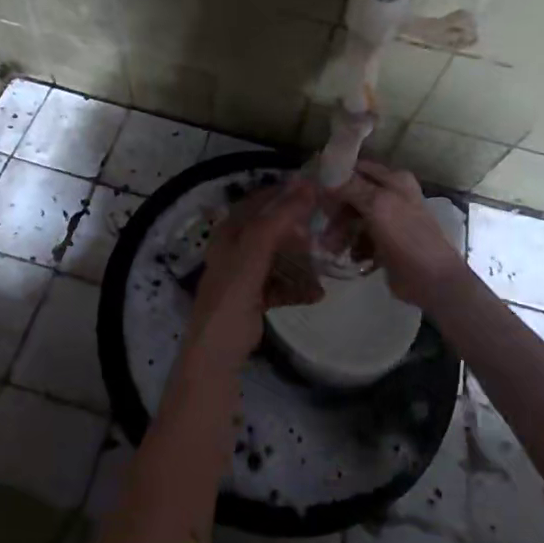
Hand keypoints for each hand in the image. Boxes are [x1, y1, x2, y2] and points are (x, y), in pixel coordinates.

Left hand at [187, 177, 320, 372]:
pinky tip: (316, 294)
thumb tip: (306, 187)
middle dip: (299, 231)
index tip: (318, 192)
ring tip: (326, 263)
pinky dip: (297, 286)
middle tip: (327, 230)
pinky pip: (281, 283)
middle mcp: (236, 248)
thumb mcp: (251, 256)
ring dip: (302, 260)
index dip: (286, 194)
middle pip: (273, 229)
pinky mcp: (255, 296)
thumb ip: (275, 223)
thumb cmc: (230, 298)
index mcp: (229, 233)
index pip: (260, 201)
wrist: (216, 354)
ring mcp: (246, 273)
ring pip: (280, 256)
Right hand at [331, 161, 469, 309]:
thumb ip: (352, 187)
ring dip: (340, 231)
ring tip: (331, 248)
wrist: (432, 280)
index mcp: (394, 180)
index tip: (314, 191)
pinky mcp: (386, 241)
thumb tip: (326, 175)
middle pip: (353, 194)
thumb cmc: (406, 238)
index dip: (335, 178)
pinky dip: (352, 245)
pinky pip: (361, 237)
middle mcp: (392, 194)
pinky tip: (348, 256)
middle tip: (322, 226)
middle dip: (336, 211)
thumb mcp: (379, 206)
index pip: (357, 169)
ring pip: (355, 217)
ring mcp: (389, 219)